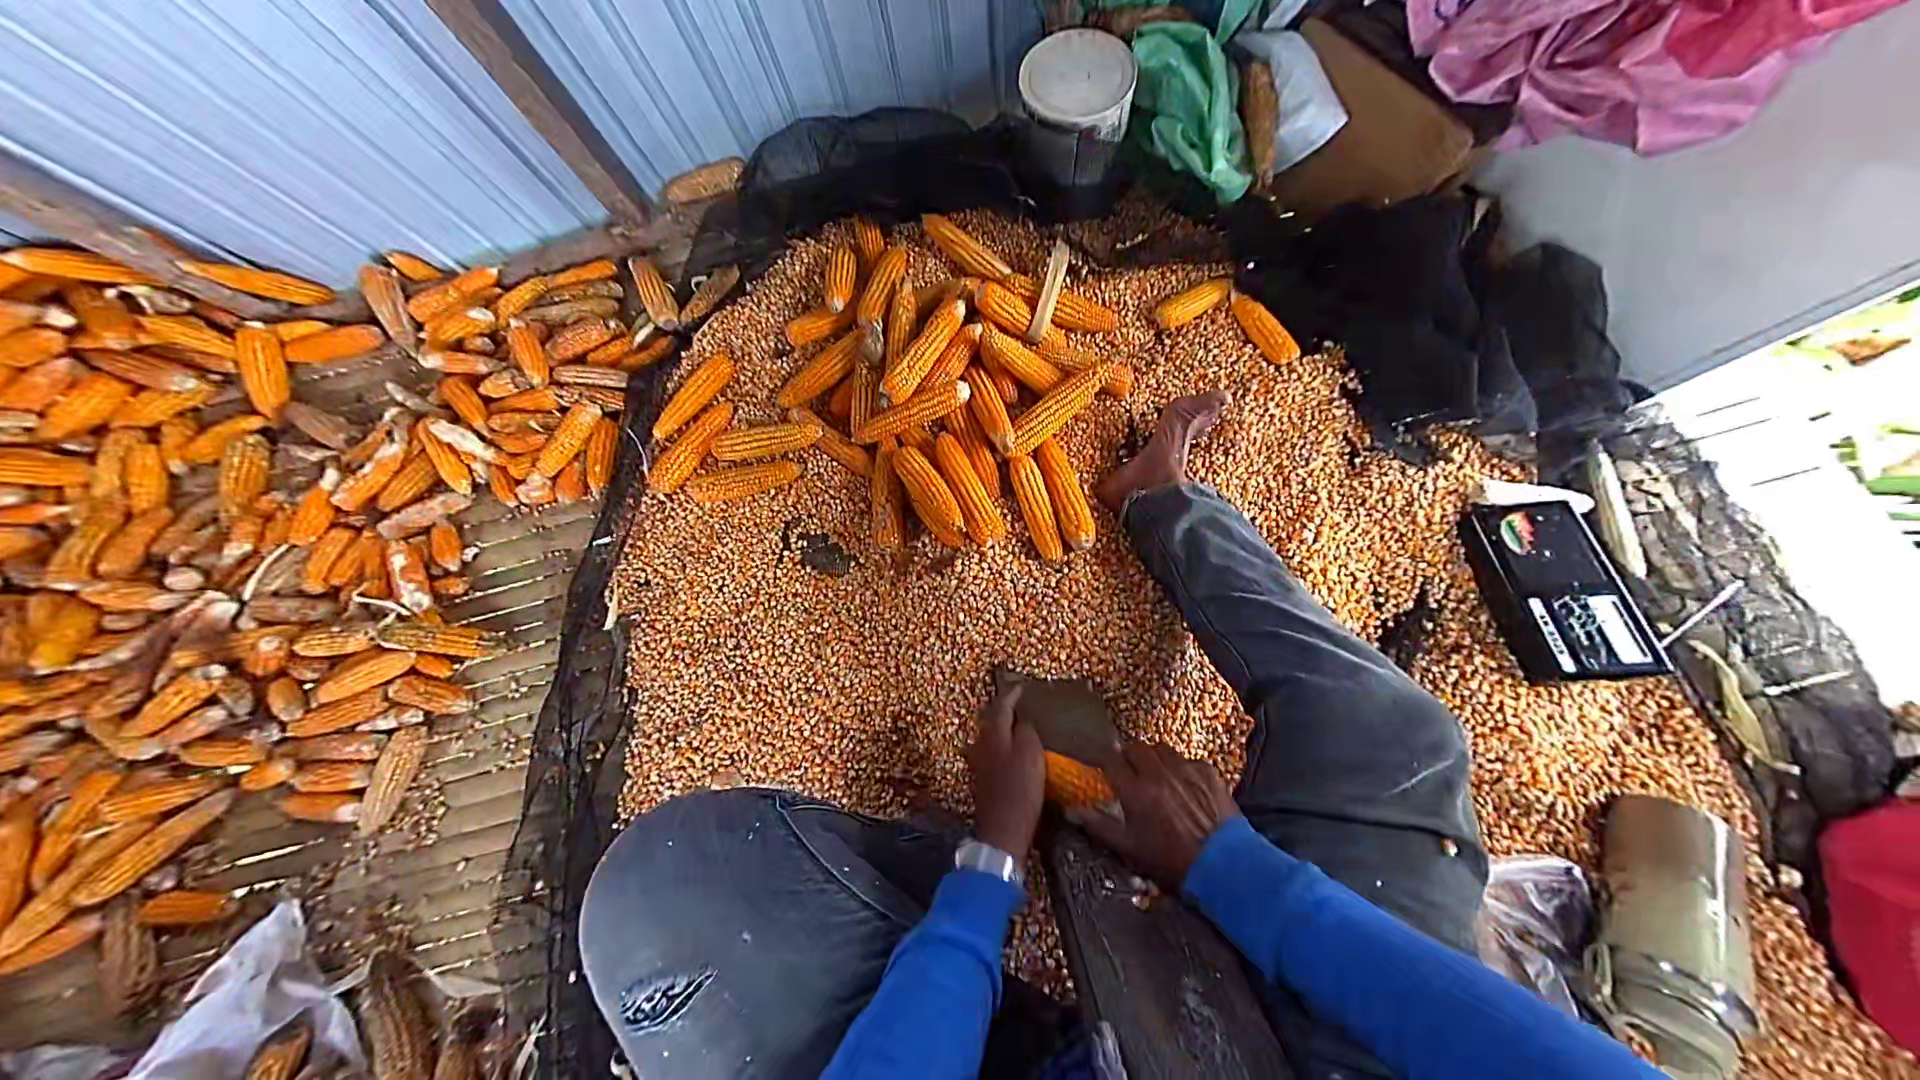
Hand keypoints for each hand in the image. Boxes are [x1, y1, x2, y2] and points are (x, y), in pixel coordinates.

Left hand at [964, 683, 1044, 854]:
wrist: (1002, 831)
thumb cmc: (1019, 789)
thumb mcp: (1031, 754)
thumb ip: (1026, 731)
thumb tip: (1022, 721)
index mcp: (993, 734)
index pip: (1001, 706)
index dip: (1012, 695)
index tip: (1022, 687)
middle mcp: (982, 744)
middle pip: (993, 720)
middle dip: (1005, 710)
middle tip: (1022, 704)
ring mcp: (980, 762)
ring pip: (992, 736)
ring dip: (1005, 728)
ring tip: (1021, 725)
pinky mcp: (984, 778)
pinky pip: (994, 751)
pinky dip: (1004, 744)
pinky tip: (1014, 750)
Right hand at [1068, 742, 1240, 889]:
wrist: (1225, 867)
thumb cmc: (1171, 860)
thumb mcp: (1130, 847)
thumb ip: (1098, 825)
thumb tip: (1070, 811)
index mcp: (1136, 791)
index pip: (1110, 759)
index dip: (1103, 758)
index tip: (1101, 763)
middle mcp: (1158, 773)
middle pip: (1136, 748)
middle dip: (1128, 755)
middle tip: (1128, 768)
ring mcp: (1185, 769)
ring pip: (1162, 749)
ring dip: (1153, 757)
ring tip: (1154, 772)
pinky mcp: (1208, 772)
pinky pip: (1188, 760)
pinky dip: (1180, 767)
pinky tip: (1183, 784)